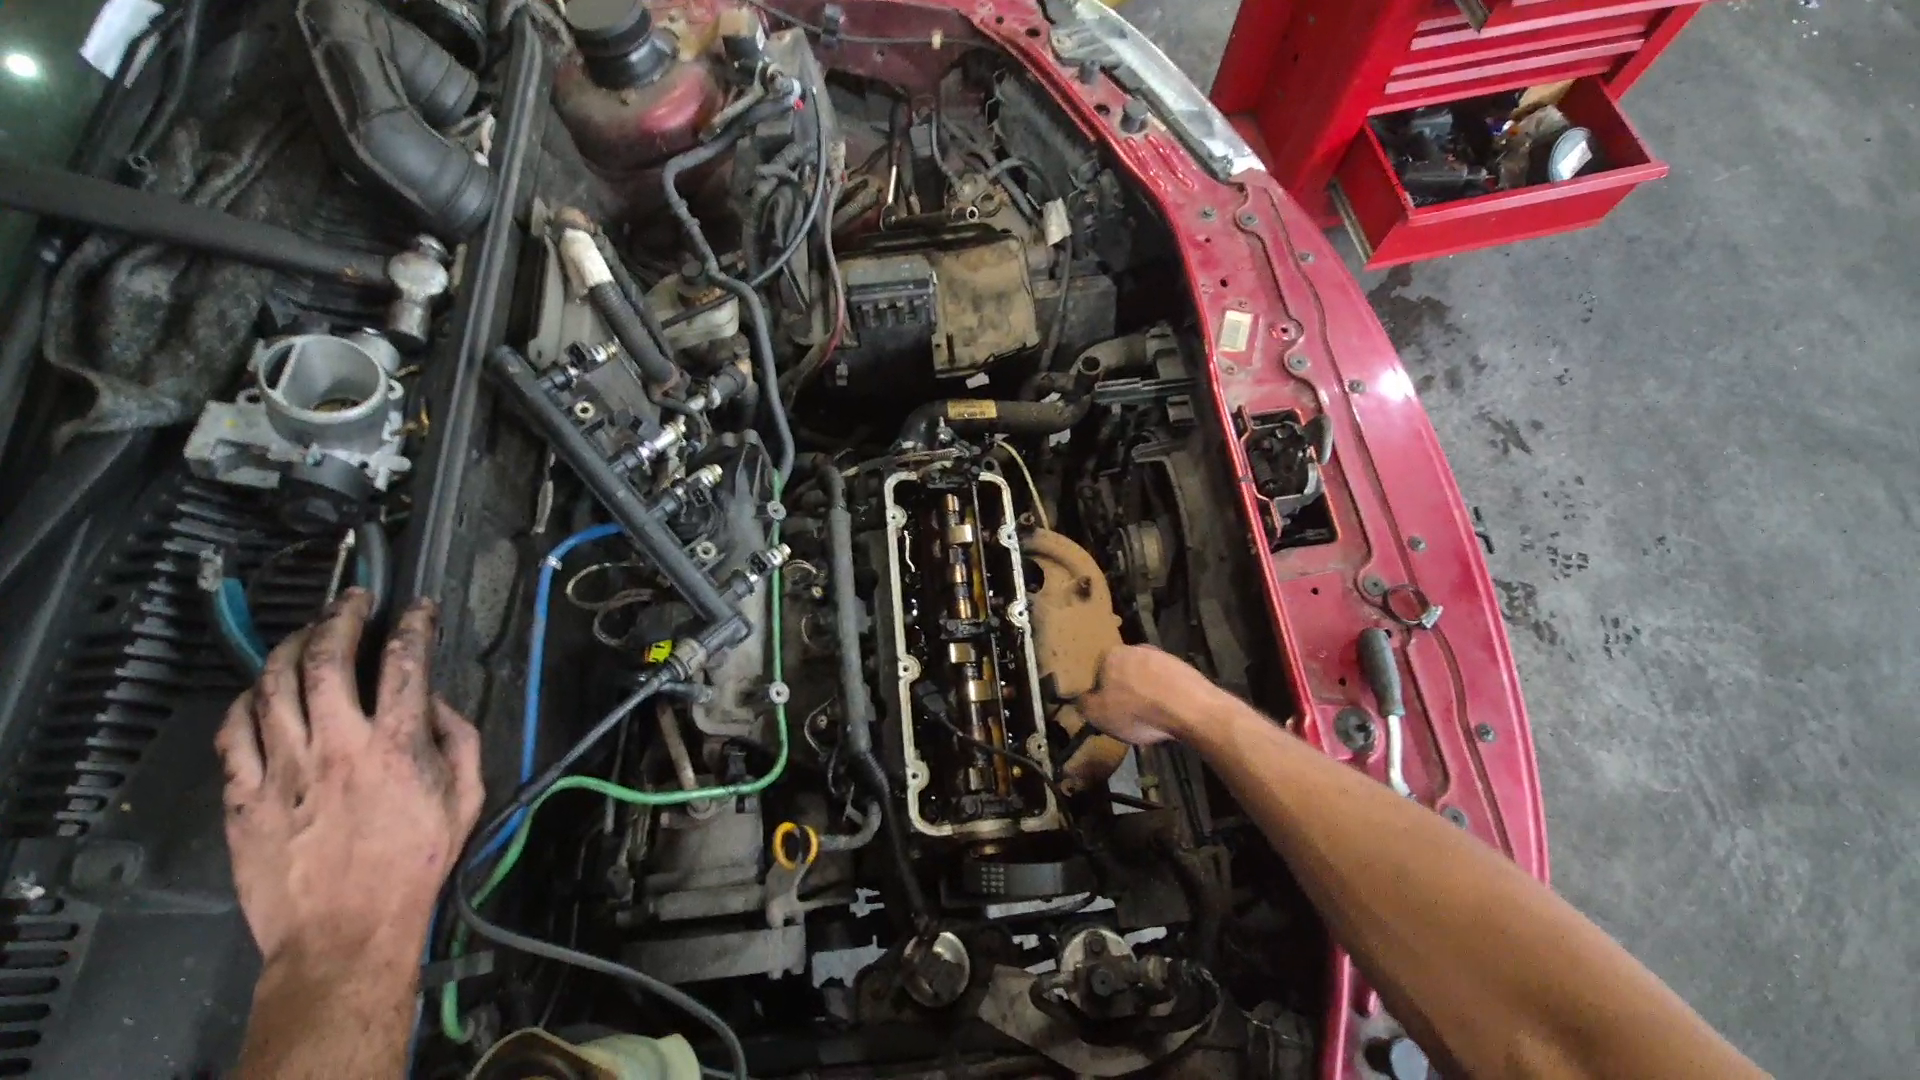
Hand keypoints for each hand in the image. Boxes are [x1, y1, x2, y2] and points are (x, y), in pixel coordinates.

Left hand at [215, 590, 482, 974]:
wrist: (345, 931)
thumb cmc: (416, 863)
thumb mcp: (467, 799)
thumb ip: (460, 740)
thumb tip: (435, 701)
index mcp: (398, 747)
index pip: (407, 663)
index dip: (415, 624)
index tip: (420, 608)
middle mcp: (337, 746)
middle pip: (328, 660)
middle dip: (342, 617)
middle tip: (353, 600)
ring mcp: (283, 769)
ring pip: (273, 686)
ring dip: (291, 647)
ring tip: (307, 632)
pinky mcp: (244, 796)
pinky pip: (233, 733)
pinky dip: (245, 701)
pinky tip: (259, 691)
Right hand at [1079, 645, 1226, 745]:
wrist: (1191, 709)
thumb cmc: (1137, 711)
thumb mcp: (1098, 716)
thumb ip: (1083, 705)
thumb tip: (1082, 699)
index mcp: (1110, 655)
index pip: (1097, 671)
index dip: (1099, 692)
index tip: (1105, 709)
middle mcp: (1135, 648)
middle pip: (1122, 671)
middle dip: (1123, 689)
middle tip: (1126, 713)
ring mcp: (1162, 655)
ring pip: (1145, 676)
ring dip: (1145, 692)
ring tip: (1150, 716)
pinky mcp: (1183, 666)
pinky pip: (1166, 682)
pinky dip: (1164, 695)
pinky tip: (1168, 713)